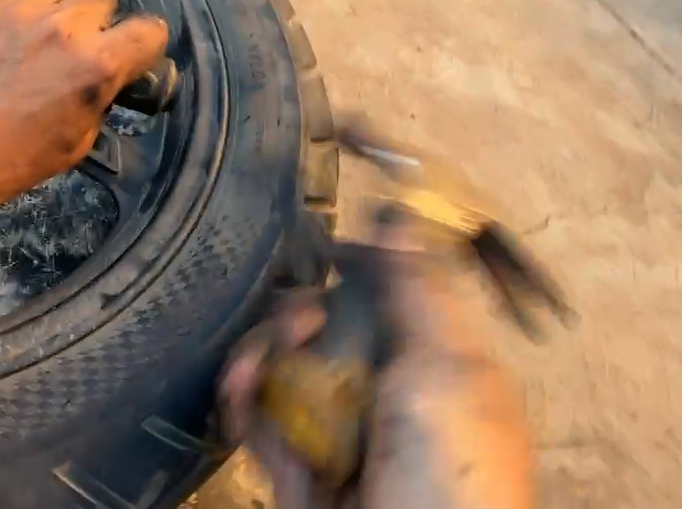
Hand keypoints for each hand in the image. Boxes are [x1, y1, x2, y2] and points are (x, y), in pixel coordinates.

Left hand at [0, 0, 168, 216]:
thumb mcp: (75, 143)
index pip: (149, 29)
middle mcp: (62, 27)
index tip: (130, 49)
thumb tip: (104, 77)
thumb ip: (98, 97)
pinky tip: (3, 10)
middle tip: (73, 40)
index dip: (143, 42)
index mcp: (96, 66)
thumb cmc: (7, 161)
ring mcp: (17, 9)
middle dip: (95, 17)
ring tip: (35, 23)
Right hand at [218, 224, 536, 508]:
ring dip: (257, 355)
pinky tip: (236, 395)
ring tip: (249, 376)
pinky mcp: (295, 452)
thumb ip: (415, 290)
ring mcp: (336, 420)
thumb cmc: (445, 473)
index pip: (388, 290)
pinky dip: (241, 395)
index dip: (353, 262)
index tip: (323, 248)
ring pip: (280, 356)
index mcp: (433, 362)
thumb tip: (398, 207)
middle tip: (294, 331)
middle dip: (294, 315)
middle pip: (321, 318)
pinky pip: (258, 404)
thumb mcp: (443, 373)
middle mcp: (383, 383)